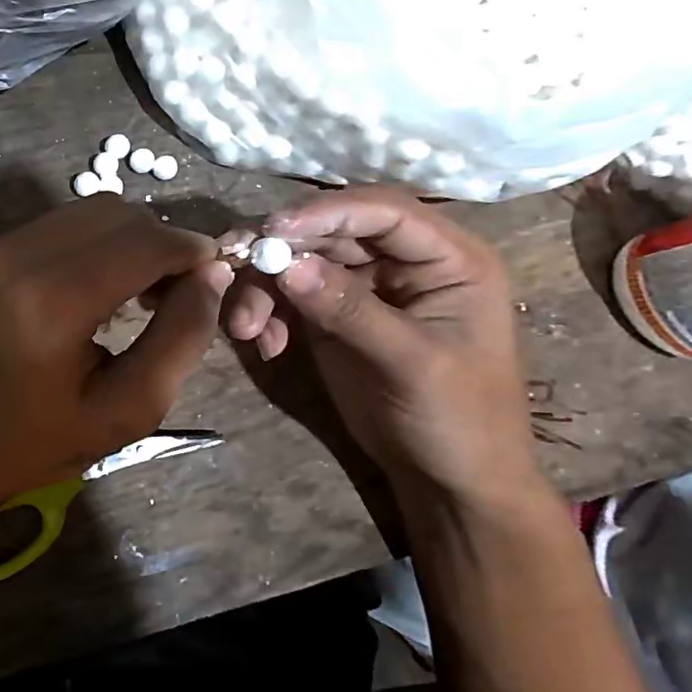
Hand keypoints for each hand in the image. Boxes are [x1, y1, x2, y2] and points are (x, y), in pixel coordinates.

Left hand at [0, 196, 232, 516]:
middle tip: (182, 293)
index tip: (218, 276)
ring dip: (136, 239)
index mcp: (54, 303)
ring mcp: (4, 248)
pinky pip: (70, 221)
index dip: (192, 251)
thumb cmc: (48, 438)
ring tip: (149, 290)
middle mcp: (23, 258)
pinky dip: (104, 240)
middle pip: (122, 216)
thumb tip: (213, 272)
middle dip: (165, 244)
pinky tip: (112, 282)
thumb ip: (183, 335)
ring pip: (97, 210)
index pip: (145, 243)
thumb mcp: (132, 407)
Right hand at [221, 188, 539, 505]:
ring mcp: (362, 287)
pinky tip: (264, 345)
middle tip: (234, 269)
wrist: (448, 480)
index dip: (325, 213)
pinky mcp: (331, 314)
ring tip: (243, 328)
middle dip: (279, 253)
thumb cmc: (457, 419)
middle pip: (328, 233)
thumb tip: (286, 264)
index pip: (381, 212)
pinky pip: (287, 295)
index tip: (270, 231)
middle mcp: (401, 262)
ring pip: (299, 261)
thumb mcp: (410, 363)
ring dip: (263, 288)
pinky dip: (267, 313)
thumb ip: (349, 309)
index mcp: (446, 258)